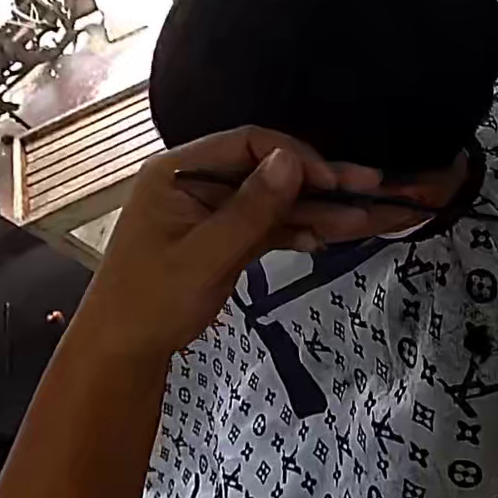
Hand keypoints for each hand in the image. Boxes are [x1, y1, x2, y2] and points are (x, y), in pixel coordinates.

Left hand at [79, 127, 376, 363]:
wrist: (124, 351)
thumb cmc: (151, 303)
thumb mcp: (203, 257)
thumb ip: (250, 210)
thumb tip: (292, 160)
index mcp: (180, 172)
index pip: (248, 145)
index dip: (295, 158)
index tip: (332, 182)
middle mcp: (200, 182)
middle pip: (271, 171)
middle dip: (323, 183)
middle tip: (373, 186)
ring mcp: (216, 209)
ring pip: (278, 201)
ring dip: (321, 210)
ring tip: (371, 214)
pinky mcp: (227, 235)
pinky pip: (271, 225)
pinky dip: (300, 231)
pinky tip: (329, 237)